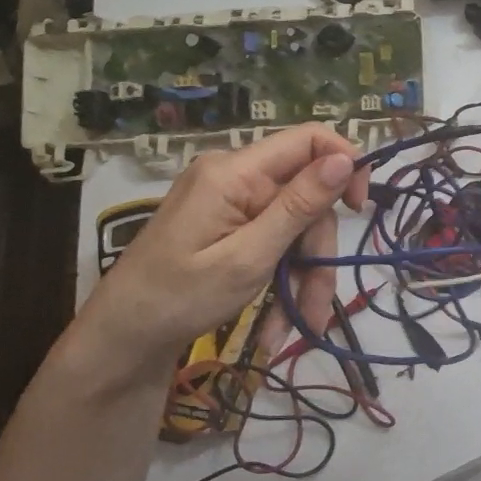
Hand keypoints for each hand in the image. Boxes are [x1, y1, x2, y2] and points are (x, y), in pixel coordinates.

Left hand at [78, 124, 368, 371]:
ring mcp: (232, 202)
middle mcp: (235, 178)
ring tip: (299, 324)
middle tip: (316, 304)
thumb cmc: (177, 299)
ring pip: (298, 227)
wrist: (121, 340)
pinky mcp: (231, 224)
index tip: (358, 209)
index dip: (346, 164)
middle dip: (318, 252)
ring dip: (306, 275)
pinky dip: (286, 277)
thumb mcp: (249, 257)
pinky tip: (280, 320)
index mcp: (233, 174)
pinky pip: (278, 240)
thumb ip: (299, 206)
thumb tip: (347, 158)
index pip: (310, 140)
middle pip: (308, 198)